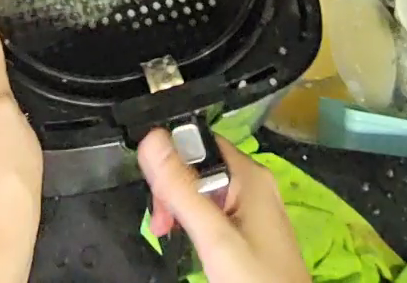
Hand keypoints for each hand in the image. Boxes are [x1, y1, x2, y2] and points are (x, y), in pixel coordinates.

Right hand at [138, 128, 307, 282]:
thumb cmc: (255, 280)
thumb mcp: (214, 236)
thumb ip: (182, 188)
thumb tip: (151, 138)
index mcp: (248, 175)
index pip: (199, 143)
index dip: (171, 161)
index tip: (156, 193)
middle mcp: (253, 183)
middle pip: (199, 166)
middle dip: (174, 190)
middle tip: (162, 223)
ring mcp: (254, 206)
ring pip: (205, 189)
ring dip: (182, 207)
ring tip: (171, 233)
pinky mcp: (251, 227)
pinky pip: (216, 208)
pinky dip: (198, 220)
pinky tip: (193, 241)